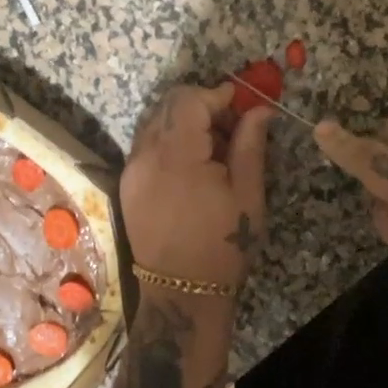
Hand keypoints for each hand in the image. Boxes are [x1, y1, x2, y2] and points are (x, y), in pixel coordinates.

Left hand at [122, 84, 275, 289]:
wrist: (182, 292)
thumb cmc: (223, 244)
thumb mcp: (247, 194)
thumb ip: (250, 145)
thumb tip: (260, 110)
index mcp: (176, 155)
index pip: (190, 100)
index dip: (218, 94)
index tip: (243, 104)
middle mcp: (145, 155)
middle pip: (168, 106)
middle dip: (202, 105)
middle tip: (233, 125)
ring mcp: (131, 170)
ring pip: (155, 123)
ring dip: (185, 123)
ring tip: (216, 148)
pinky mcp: (127, 184)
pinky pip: (147, 145)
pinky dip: (170, 141)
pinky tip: (194, 165)